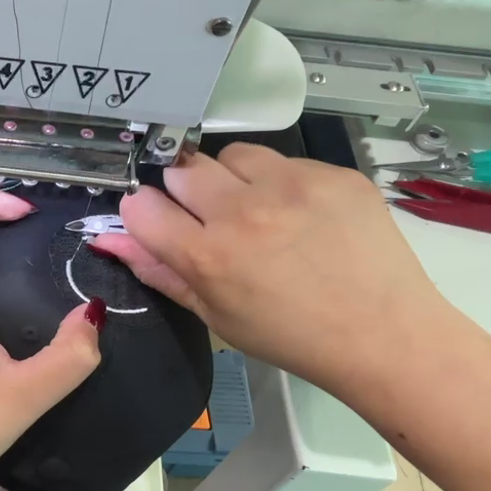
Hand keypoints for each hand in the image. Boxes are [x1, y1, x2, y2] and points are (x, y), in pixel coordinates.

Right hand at [90, 144, 459, 392]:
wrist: (384, 334)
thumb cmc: (289, 336)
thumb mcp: (213, 314)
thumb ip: (157, 270)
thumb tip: (106, 237)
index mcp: (208, 256)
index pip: (142, 205)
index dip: (146, 215)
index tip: (160, 225)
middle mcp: (244, 211)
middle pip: (181, 169)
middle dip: (185, 192)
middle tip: (211, 220)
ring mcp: (292, 186)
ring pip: (231, 155)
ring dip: (231, 179)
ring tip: (256, 212)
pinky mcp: (332, 173)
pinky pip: (283, 160)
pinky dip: (279, 182)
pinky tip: (299, 216)